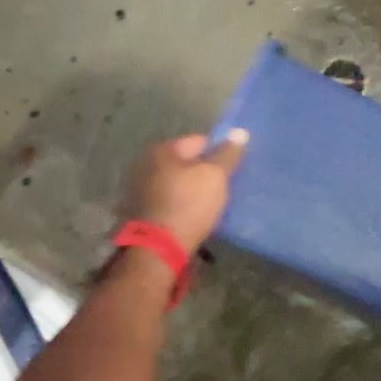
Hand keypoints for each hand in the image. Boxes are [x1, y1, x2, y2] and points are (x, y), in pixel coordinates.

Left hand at [125, 130, 248, 251]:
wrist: (159, 249)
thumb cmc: (189, 204)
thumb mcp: (215, 175)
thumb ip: (228, 153)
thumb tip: (240, 131)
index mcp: (162, 150)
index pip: (199, 141)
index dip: (220, 152)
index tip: (234, 168)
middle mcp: (145, 164)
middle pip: (186, 163)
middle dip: (205, 172)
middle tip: (226, 186)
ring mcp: (140, 190)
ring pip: (178, 183)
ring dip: (193, 190)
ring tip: (214, 203)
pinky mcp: (141, 212)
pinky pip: (170, 201)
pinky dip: (182, 204)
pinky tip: (195, 214)